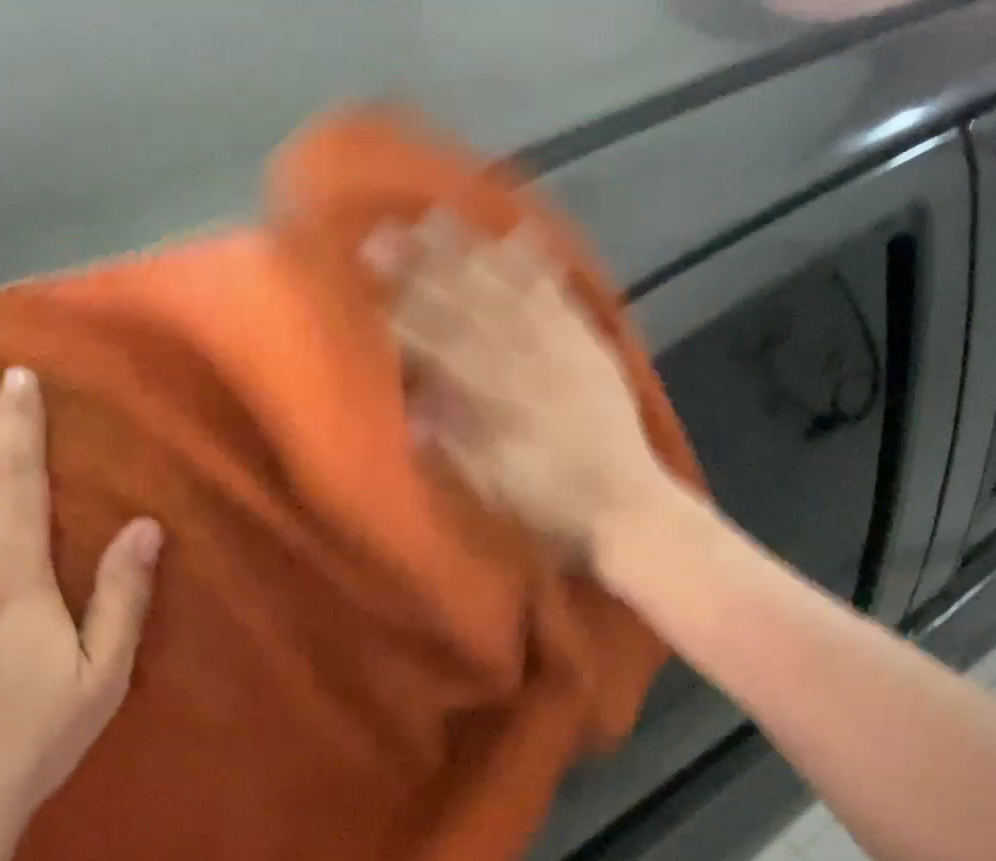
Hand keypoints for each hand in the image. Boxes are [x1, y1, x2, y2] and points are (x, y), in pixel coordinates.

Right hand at [385, 215, 674, 562]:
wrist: (628, 509)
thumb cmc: (548, 509)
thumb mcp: (489, 490)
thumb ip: (451, 446)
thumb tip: (412, 408)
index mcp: (497, 404)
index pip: (439, 347)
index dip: (402, 312)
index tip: (368, 281)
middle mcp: (529, 364)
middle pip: (468, 306)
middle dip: (423, 268)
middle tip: (385, 231)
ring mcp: (563, 349)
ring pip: (509, 290)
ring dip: (470, 252)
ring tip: (436, 216)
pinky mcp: (589, 345)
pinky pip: (560, 295)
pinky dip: (537, 263)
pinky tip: (517, 231)